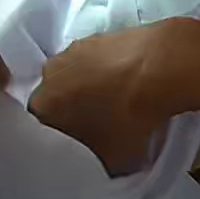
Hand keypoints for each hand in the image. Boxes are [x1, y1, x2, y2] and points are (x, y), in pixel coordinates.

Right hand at [30, 18, 198, 172]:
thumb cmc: (127, 117)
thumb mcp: (109, 159)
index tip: (79, 142)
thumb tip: (94, 164)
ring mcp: (71, 50)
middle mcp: (48, 73)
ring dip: (86, 86)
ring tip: (114, 98)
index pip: (40, 126)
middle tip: (96, 121)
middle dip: (70, 108)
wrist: (159, 68)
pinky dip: (103, 69)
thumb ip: (91, 163)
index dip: (60, 135)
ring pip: (72, 75)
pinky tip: (125, 79)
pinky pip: (92, 59)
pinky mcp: (95, 35)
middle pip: (55, 97)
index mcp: (42, 104)